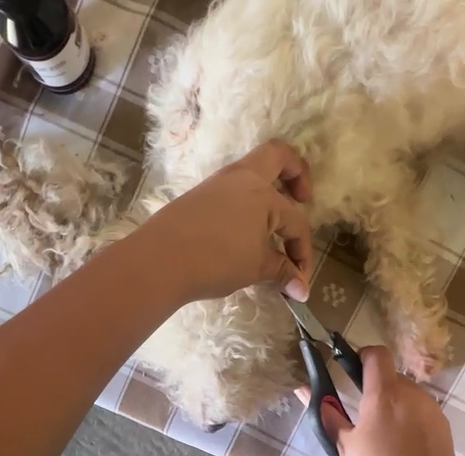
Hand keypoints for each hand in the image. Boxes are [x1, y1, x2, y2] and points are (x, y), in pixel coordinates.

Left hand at [138, 140, 314, 303]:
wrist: (160, 260)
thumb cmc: (216, 261)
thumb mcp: (255, 268)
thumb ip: (281, 273)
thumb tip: (302, 290)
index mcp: (264, 195)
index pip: (295, 222)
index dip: (302, 252)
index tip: (300, 280)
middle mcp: (244, 179)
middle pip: (279, 156)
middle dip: (297, 173)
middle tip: (303, 198)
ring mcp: (219, 183)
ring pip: (253, 171)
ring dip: (270, 188)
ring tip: (273, 221)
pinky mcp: (201, 195)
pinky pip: (234, 189)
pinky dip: (249, 202)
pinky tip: (247, 230)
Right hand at [311, 346, 464, 455]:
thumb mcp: (346, 446)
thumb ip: (328, 415)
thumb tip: (304, 390)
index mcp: (383, 393)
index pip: (377, 354)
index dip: (364, 356)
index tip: (353, 371)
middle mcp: (410, 391)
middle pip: (392, 375)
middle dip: (378, 386)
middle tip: (366, 413)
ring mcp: (430, 405)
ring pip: (408, 392)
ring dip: (395, 403)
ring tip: (387, 432)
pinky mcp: (443, 421)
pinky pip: (422, 408)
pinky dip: (411, 416)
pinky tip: (406, 442)